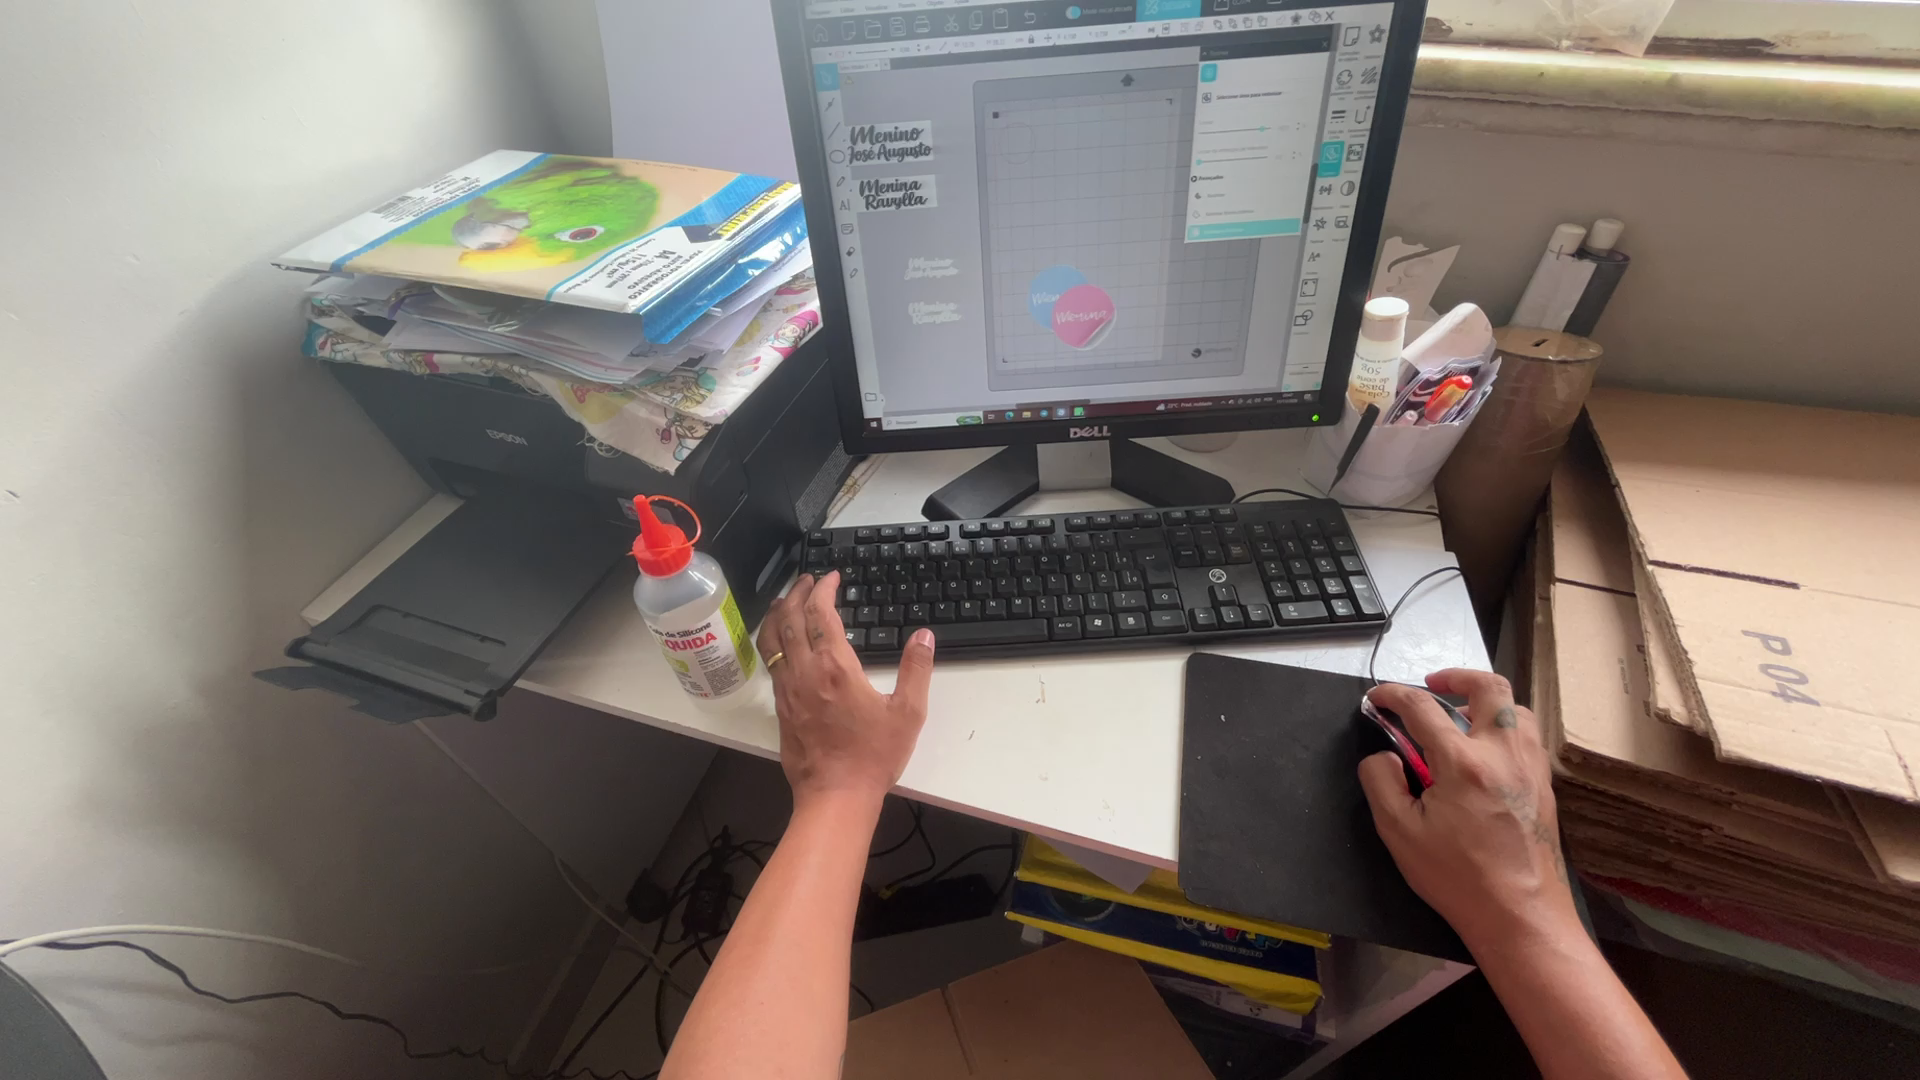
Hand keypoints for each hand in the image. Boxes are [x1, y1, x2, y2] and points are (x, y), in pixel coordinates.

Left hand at [755, 570, 935, 811]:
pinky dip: (773, 639)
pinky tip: (781, 641)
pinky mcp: (780, 707)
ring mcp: (788, 690)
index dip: (823, 589)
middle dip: (798, 593)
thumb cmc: (872, 756)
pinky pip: (770, 662)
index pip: (821, 613)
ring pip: (773, 638)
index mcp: (836, 667)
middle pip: (791, 619)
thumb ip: (917, 669)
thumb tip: (924, 635)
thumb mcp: (908, 712)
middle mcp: (805, 672)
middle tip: (807, 580)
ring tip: (785, 599)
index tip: (831, 577)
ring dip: (778, 612)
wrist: (835, 796)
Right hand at [1357, 669, 1577, 952]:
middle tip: (1429, 686)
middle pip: (1490, 688)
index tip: (1375, 699)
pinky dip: (1501, 726)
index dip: (1391, 695)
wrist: (1521, 918)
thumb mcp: (1397, 829)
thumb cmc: (1455, 876)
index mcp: (1463, 764)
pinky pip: (1527, 737)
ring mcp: (1531, 770)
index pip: (1421, 707)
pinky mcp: (1544, 788)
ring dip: (1483, 701)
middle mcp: (1503, 756)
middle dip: (1454, 676)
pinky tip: (1480, 749)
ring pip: (1516, 709)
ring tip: (1456, 716)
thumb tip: (1386, 754)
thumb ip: (1380, 780)